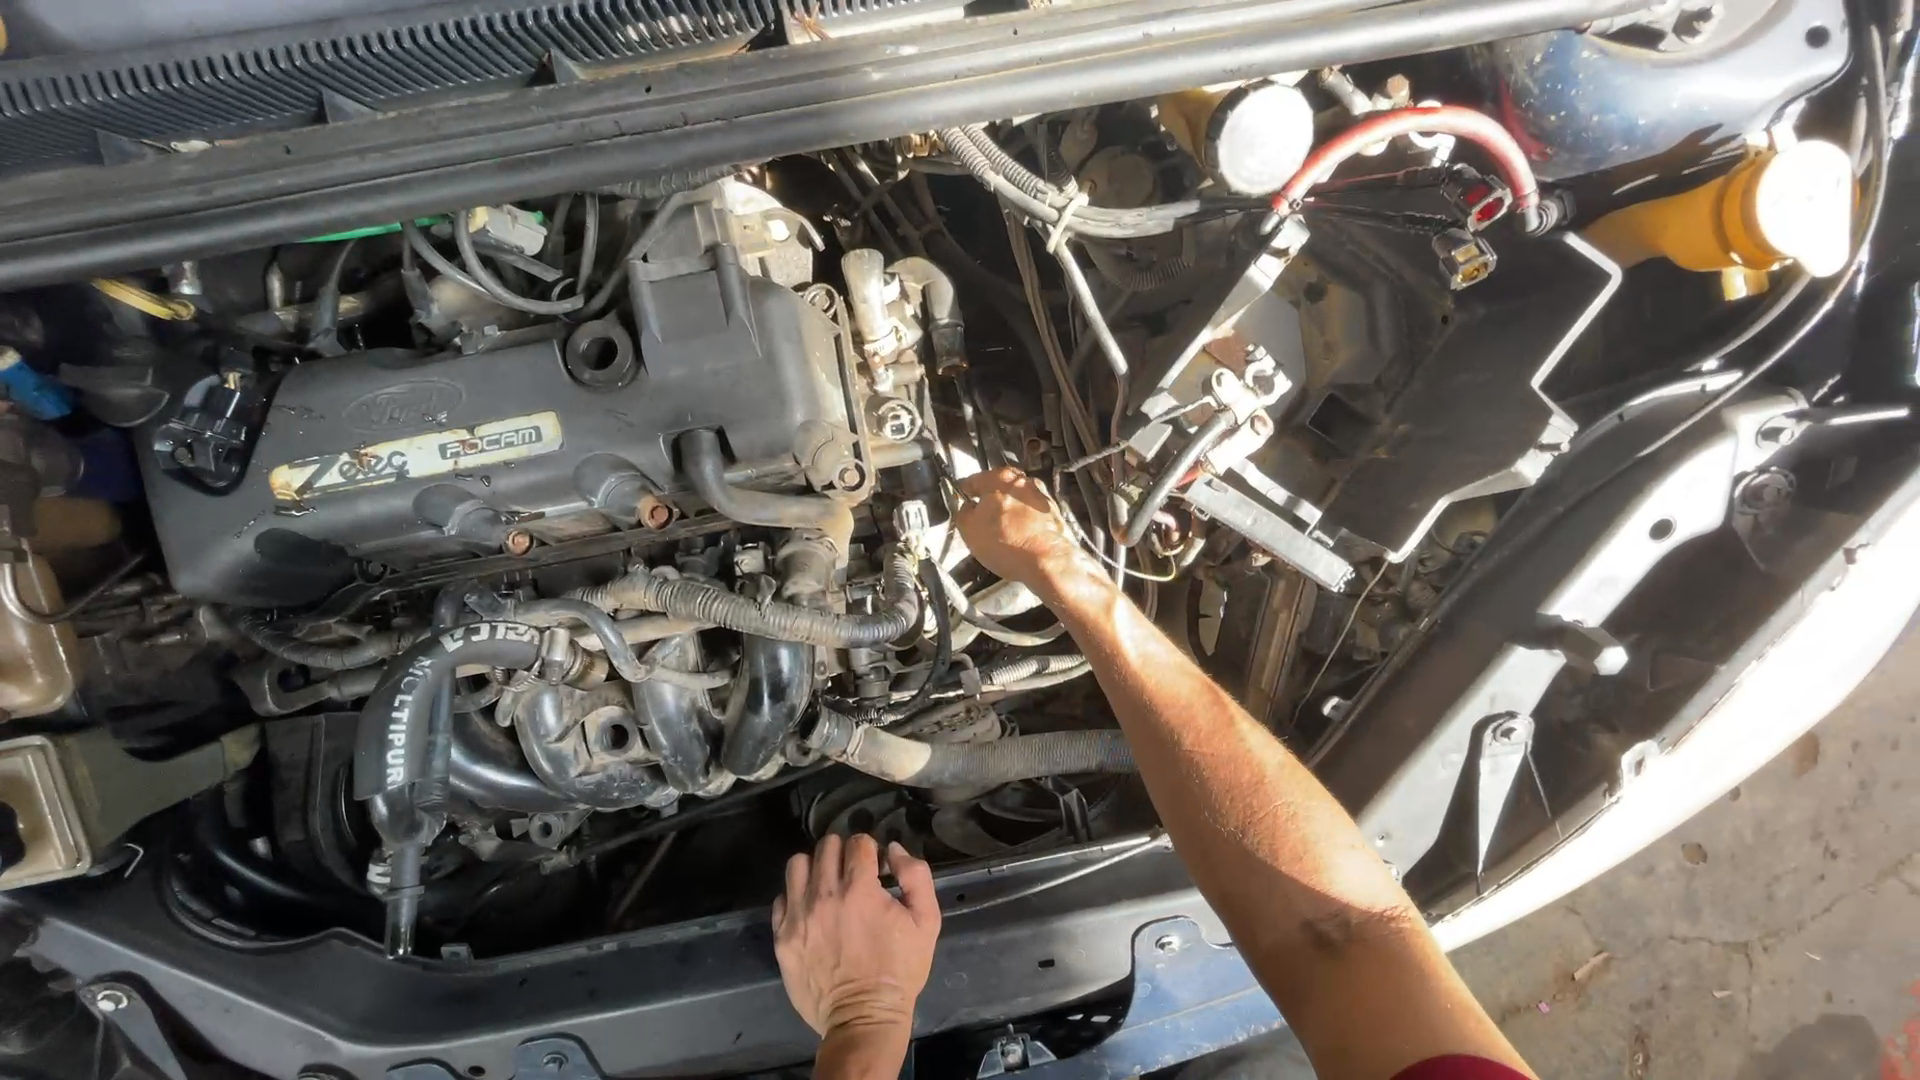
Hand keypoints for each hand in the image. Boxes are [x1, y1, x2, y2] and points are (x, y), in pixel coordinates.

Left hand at [773, 833, 941, 1038]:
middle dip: (843, 853)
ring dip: (815, 867)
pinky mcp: (782, 938)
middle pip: (826, 846)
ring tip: (827, 885)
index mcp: (860, 889)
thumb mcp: (926, 922)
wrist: (864, 1019)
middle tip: (853, 874)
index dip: (870, 850)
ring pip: (798, 864)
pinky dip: (796, 897)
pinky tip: (811, 910)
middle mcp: (824, 896)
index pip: (857, 842)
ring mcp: (798, 917)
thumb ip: (916, 876)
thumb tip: (894, 850)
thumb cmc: (899, 970)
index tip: (875, 868)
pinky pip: (781, 898)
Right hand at [954, 467, 1098, 594]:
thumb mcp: (968, 529)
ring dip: (1009, 511)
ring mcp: (1041, 496)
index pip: (974, 480)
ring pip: (1017, 500)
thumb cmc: (1006, 542)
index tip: (962, 499)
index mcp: (999, 477)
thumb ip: (963, 512)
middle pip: (999, 488)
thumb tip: (967, 508)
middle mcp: (1023, 481)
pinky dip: (1024, 522)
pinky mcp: (1054, 514)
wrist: (1045, 561)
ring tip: (1001, 532)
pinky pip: (1031, 514)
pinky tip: (1019, 537)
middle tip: (981, 519)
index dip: (965, 492)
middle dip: (990, 501)